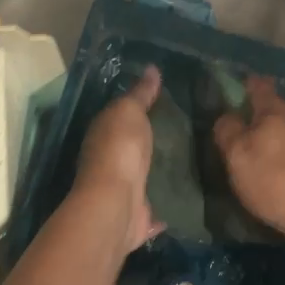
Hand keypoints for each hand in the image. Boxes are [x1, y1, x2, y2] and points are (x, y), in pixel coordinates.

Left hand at [74, 65, 164, 251]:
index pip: (118, 116)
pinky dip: (159, 210)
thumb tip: (151, 67)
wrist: (116, 204)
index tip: (161, 101)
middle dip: (145, 142)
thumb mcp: (130, 110)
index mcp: (103, 134)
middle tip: (177, 131)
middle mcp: (107, 162)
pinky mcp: (135, 217)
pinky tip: (177, 205)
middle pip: (128, 147)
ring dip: (152, 174)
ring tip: (181, 165)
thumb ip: (140, 93)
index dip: (135, 107)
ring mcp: (120, 191)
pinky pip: (150, 210)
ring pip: (138, 178)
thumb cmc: (120, 148)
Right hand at [212, 76, 284, 258]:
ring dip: (264, 142)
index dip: (244, 84)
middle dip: (252, 117)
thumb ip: (227, 130)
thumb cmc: (274, 178)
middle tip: (229, 131)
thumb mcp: (238, 153)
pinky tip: (264, 179)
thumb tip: (227, 117)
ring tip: (244, 158)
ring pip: (280, 136)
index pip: (259, 85)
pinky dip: (274, 163)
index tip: (229, 91)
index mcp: (275, 110)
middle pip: (271, 111)